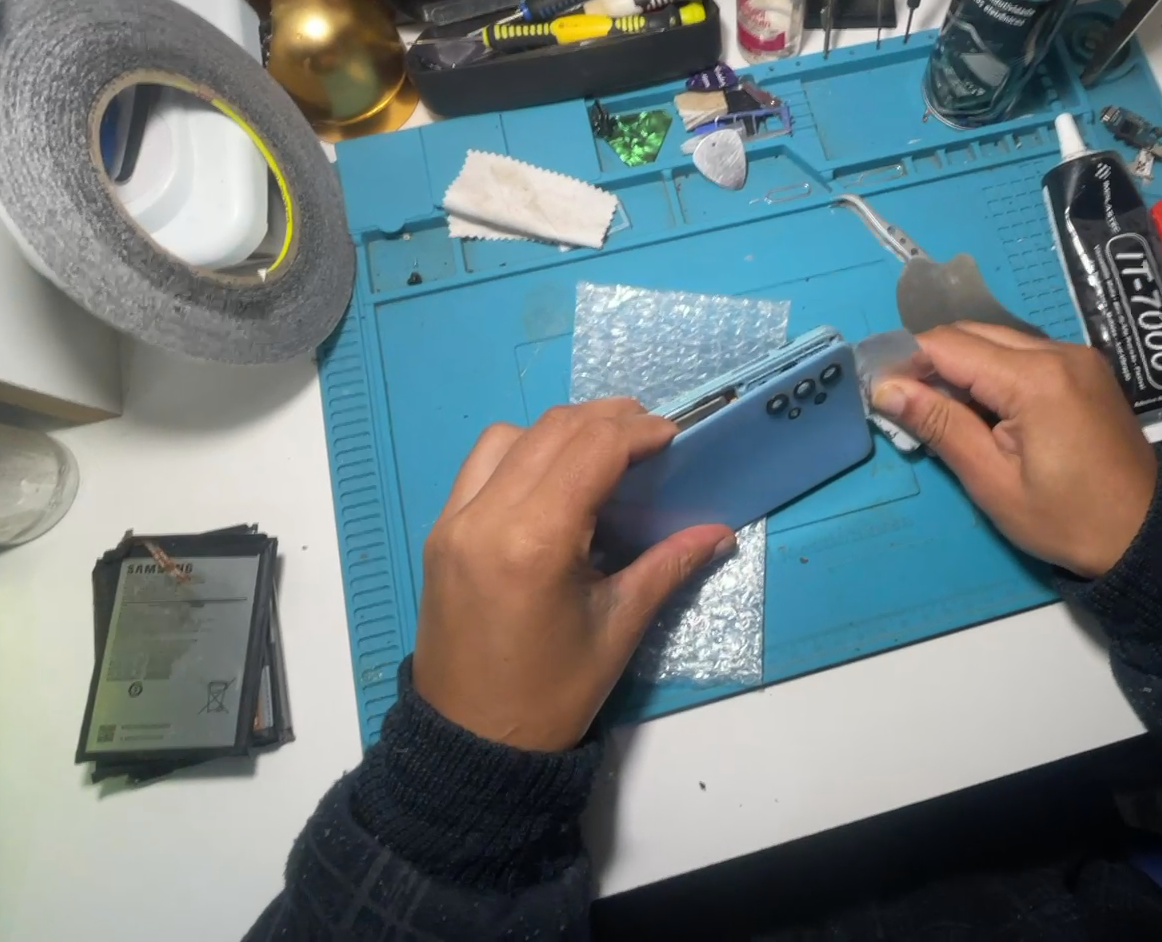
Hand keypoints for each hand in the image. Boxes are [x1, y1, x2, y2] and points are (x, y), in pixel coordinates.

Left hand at [411, 399, 735, 751]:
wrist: (469, 743)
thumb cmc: (552, 693)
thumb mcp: (619, 627)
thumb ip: (669, 565)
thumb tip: (720, 532)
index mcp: (535, 541)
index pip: (592, 449)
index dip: (639, 431)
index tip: (672, 435)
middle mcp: (486, 516)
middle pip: (553, 429)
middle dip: (608, 418)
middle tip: (649, 432)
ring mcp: (454, 520)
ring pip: (511, 435)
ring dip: (562, 429)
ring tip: (602, 448)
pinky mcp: (440, 530)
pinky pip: (480, 463)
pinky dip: (522, 449)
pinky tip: (552, 475)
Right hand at [870, 323, 1157, 576]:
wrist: (1146, 536)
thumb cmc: (1064, 519)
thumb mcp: (991, 481)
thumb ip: (939, 425)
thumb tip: (885, 390)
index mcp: (1035, 379)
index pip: (949, 345)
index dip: (905, 360)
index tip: (877, 387)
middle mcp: (1058, 351)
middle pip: (972, 333)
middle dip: (929, 360)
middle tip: (902, 400)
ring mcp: (1076, 356)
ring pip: (997, 339)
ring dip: (959, 365)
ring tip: (937, 407)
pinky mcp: (1084, 369)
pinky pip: (1022, 353)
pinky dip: (990, 370)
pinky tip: (979, 405)